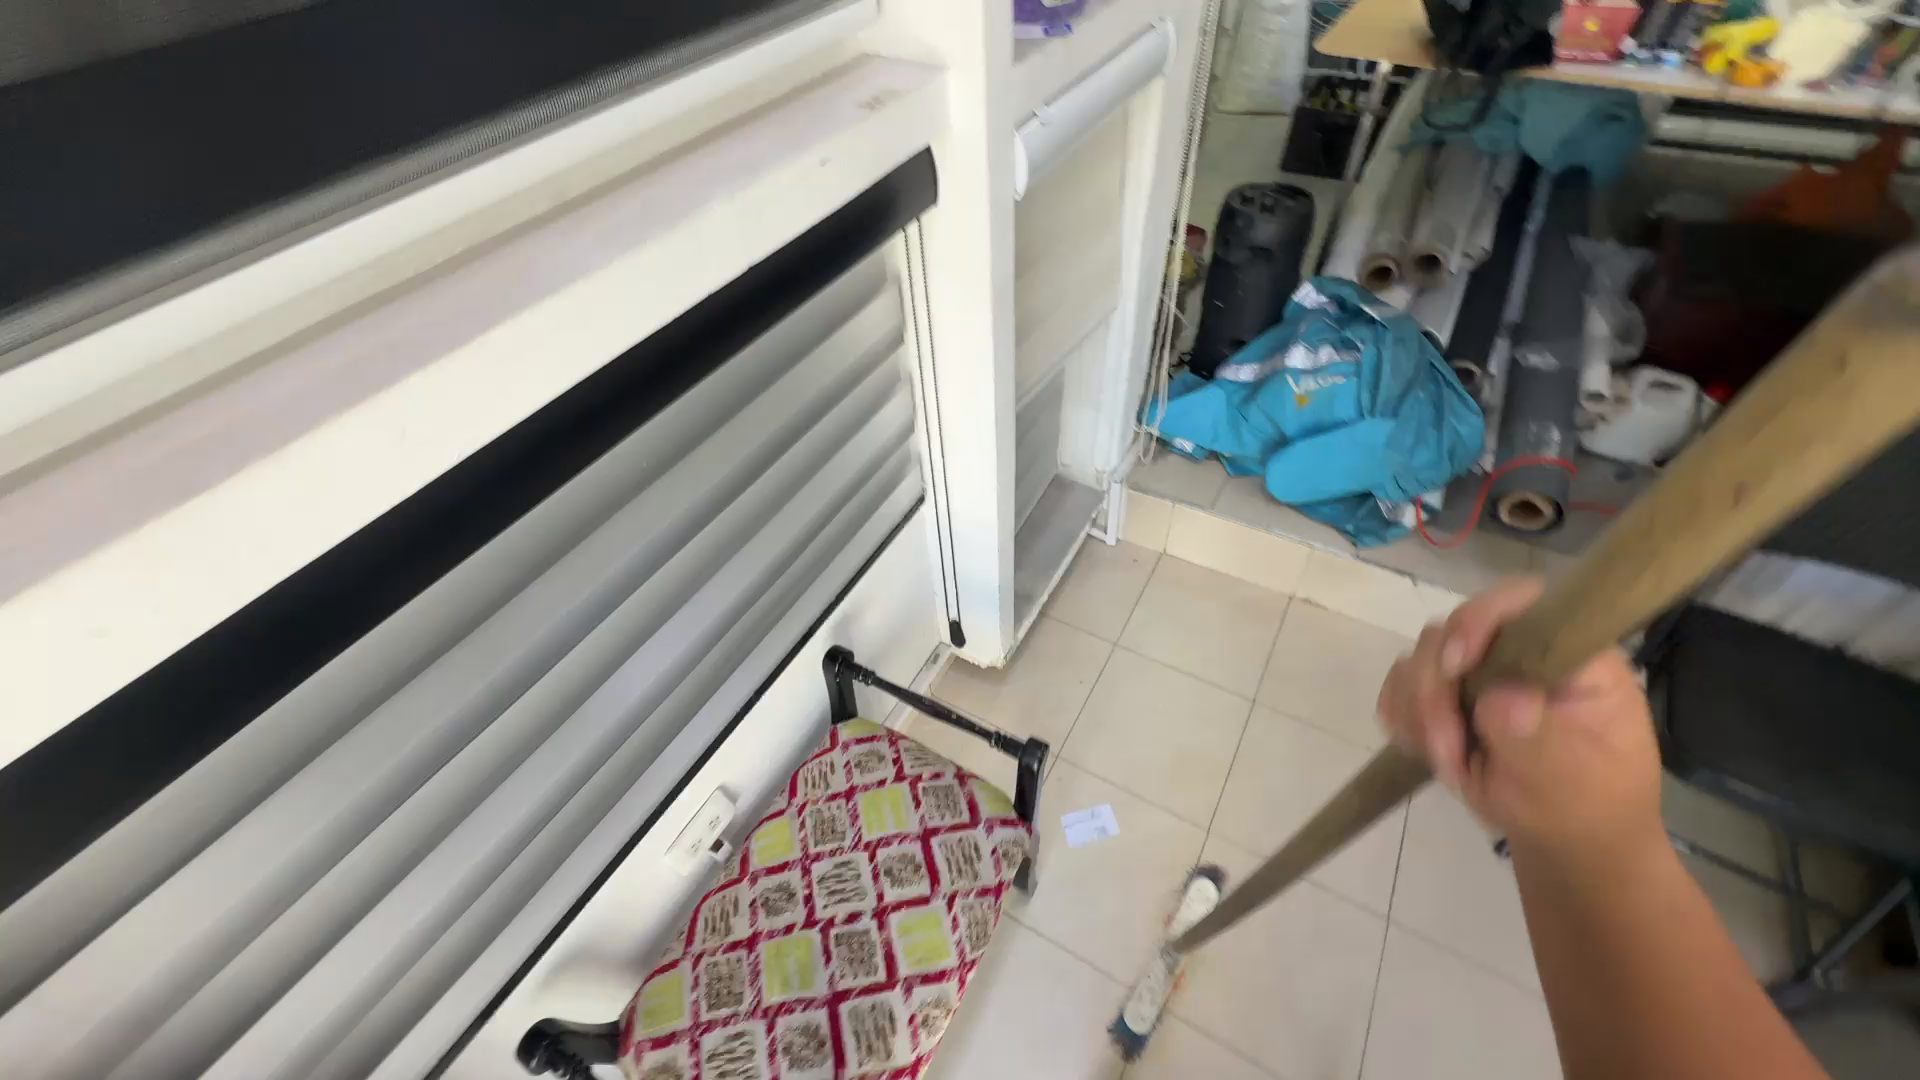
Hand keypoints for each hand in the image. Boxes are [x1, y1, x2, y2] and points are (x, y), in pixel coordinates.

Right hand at [1376, 577, 1664, 866]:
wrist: (1561, 839)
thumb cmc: (1582, 807)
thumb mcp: (1570, 783)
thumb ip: (1537, 737)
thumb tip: (1504, 697)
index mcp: (1568, 655)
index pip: (1521, 601)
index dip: (1480, 619)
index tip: (1457, 666)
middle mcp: (1516, 649)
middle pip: (1451, 633)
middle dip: (1436, 693)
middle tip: (1447, 749)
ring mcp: (1474, 669)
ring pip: (1416, 660)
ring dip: (1419, 714)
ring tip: (1449, 765)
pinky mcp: (1440, 691)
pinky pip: (1398, 687)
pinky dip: (1403, 719)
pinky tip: (1428, 752)